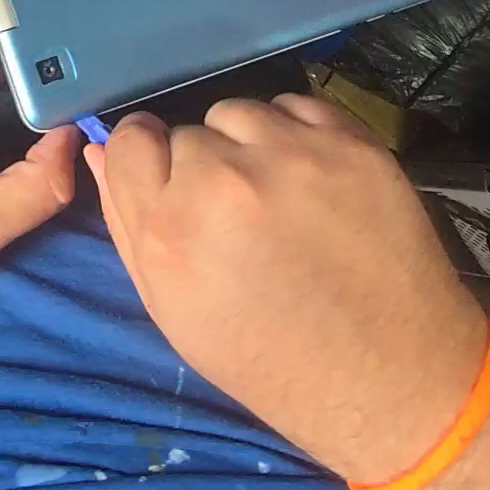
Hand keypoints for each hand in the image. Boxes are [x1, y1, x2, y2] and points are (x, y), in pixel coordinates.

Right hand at [85, 96, 489, 485]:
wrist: (392, 384)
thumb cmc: (264, 354)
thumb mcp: (170, 305)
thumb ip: (123, 219)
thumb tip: (96, 148)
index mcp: (171, 227)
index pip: (129, 137)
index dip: (144, 158)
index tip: (168, 180)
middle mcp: (226, 180)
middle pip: (185, 131)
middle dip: (199, 164)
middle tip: (234, 214)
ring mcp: (295, 157)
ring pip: (237, 112)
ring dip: (245, 143)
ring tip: (275, 193)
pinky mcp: (353, 145)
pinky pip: (295, 105)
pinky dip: (293, 133)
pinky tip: (309, 178)